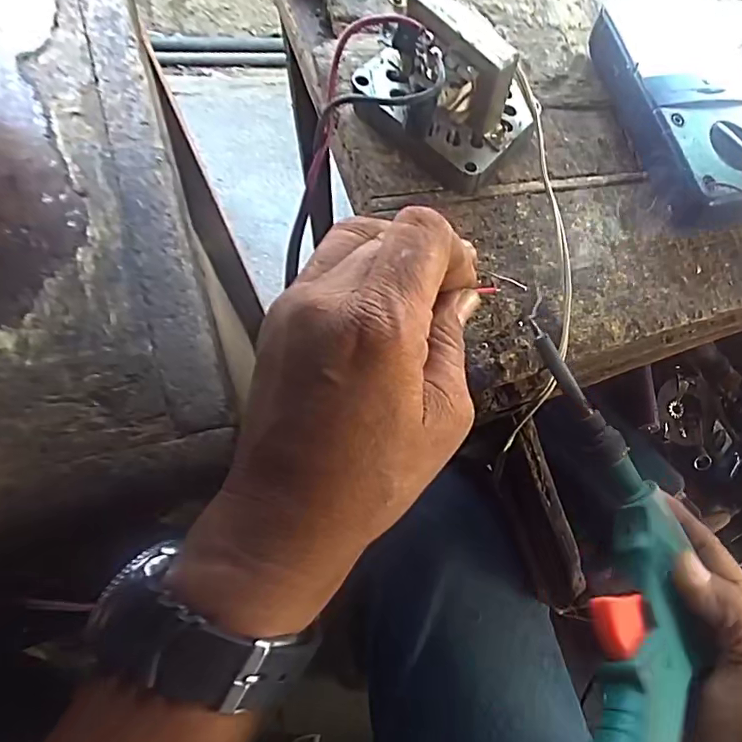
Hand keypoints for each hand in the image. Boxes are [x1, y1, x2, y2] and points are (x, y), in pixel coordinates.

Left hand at [171, 208, 480, 635]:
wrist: (288, 512)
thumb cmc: (380, 474)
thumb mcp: (446, 413)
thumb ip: (452, 340)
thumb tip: (460, 297)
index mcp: (381, 320)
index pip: (421, 232)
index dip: (455, 250)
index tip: (465, 288)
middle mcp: (331, 295)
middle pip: (389, 229)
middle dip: (428, 255)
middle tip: (445, 301)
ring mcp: (295, 301)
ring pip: (353, 237)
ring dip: (393, 257)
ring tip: (412, 304)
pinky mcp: (277, 315)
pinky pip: (327, 265)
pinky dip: (363, 273)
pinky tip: (379, 317)